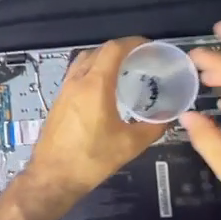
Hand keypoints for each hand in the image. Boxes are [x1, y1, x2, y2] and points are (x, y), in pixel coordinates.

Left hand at [19, 36, 165, 207]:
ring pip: (84, 61)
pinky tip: (103, 90)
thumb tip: (167, 118)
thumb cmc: (91, 159)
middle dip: (120, 50)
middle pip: (98, 51)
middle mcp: (77, 81)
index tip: (149, 47)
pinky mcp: (57, 101)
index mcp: (95, 85)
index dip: (133, 42)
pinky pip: (76, 75)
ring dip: (103, 60)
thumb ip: (153, 127)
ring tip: (123, 72)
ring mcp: (64, 90)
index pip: (113, 49)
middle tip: (140, 60)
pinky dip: (91, 72)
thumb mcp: (130, 145)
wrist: (53, 177)